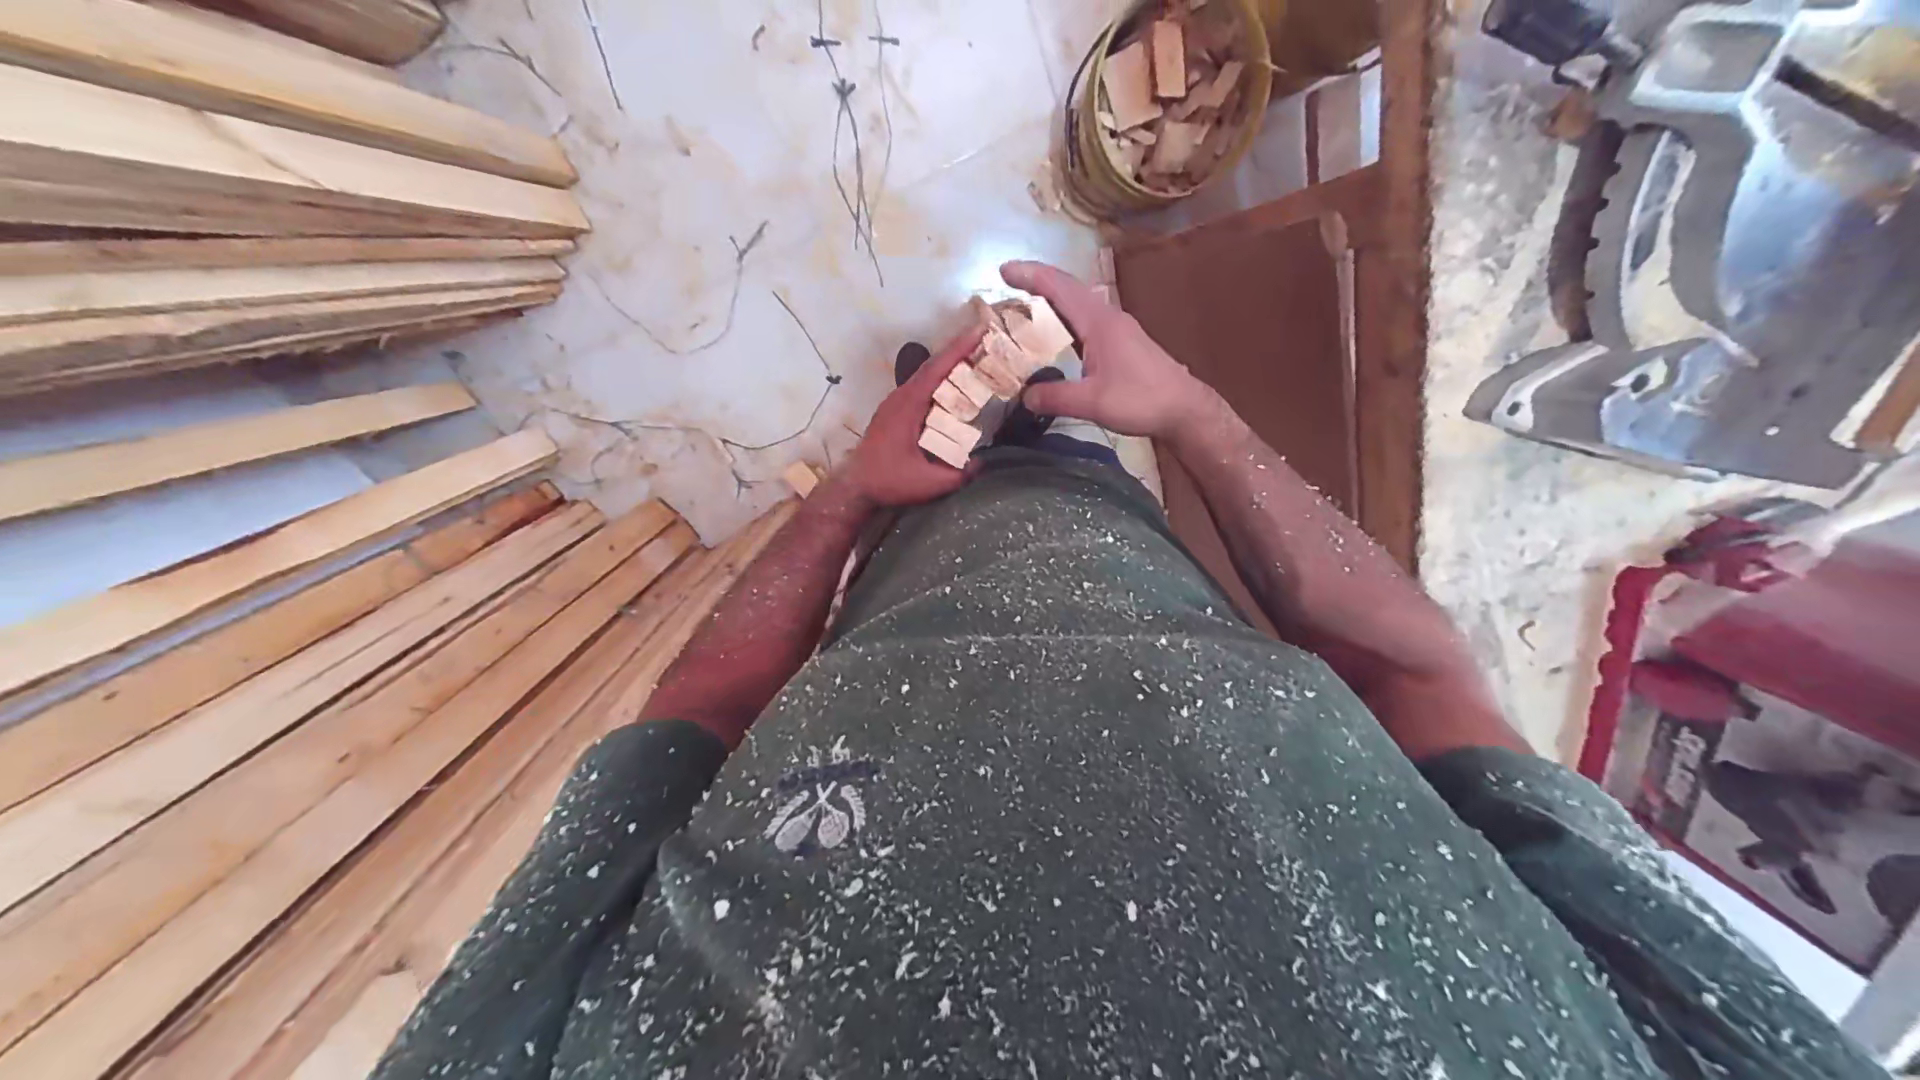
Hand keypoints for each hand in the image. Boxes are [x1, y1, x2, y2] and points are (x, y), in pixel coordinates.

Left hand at [834, 325, 986, 508]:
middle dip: (958, 350)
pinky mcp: (895, 412)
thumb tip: (982, 463)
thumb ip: (958, 475)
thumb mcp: (928, 483)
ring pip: (926, 375)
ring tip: (975, 358)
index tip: (978, 330)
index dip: (958, 349)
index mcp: (908, 406)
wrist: (855, 486)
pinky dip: (940, 380)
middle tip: (984, 339)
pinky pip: (921, 388)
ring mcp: (896, 403)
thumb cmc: (888, 481)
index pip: (936, 369)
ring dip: (949, 365)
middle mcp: (901, 397)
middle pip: (932, 366)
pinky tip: (954, 386)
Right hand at [1001, 261, 1219, 440]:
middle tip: (1008, 283)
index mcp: (1099, 323)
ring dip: (1052, 299)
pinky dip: (1064, 318)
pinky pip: (1085, 320)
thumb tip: (1024, 397)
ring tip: (1025, 305)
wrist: (1184, 409)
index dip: (1031, 275)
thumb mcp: (1093, 402)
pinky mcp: (1121, 342)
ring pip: (1078, 304)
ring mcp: (1117, 328)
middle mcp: (1108, 317)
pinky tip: (1056, 333)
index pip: (1060, 288)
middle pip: (1068, 289)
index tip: (1004, 269)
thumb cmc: (1141, 400)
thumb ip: (1056, 397)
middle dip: (1037, 282)